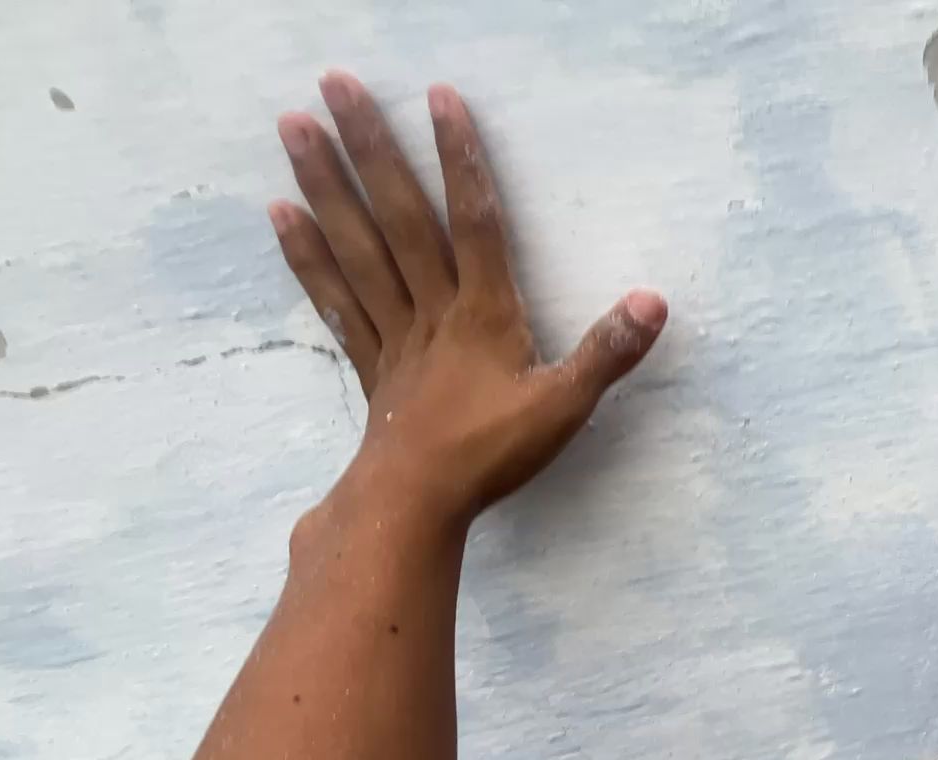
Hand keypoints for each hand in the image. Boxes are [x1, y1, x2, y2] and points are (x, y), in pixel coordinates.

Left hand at [269, 72, 666, 526]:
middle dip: (373, 152)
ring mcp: (396, 334)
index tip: (440, 99)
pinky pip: (339, 300)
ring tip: (293, 127)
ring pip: (360, 250)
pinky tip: (285, 217)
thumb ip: (608, 352)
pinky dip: (311, 257)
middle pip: (402, 221)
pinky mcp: (374, 362)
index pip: (475, 225)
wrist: (417, 498)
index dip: (462, 162)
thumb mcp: (567, 404)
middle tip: (334, 83)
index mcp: (484, 314)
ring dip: (327, 188)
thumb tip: (653, 301)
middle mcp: (433, 309)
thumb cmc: (495, 450)